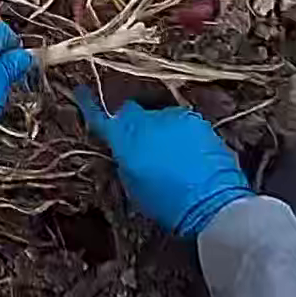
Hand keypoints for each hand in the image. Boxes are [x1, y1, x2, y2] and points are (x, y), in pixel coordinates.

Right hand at [75, 88, 252, 236]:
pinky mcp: (194, 118)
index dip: (89, 104)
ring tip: (170, 153)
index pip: (100, 116)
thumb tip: (122, 146)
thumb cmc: (168, 204)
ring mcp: (172, 116)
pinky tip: (187, 152)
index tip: (81, 91)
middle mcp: (146, 120)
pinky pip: (178, 121)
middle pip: (130, 111)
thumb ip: (124, 158)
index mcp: (126, 139)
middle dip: (131, 121)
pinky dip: (178, 132)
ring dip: (158, 128)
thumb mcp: (134, 186)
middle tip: (138, 140)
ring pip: (156, 115)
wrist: (214, 203)